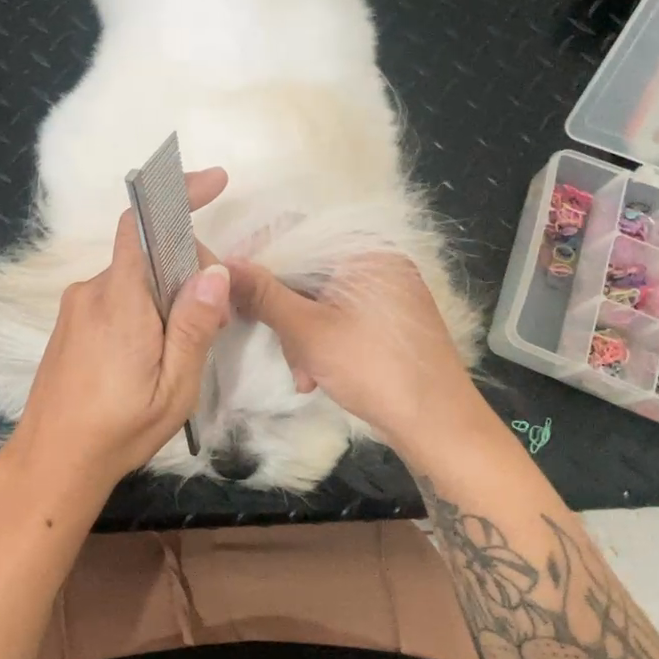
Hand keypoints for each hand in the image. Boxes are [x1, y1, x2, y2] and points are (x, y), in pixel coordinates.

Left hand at [5, 169, 233, 490]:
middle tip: (216, 318)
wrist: (53, 458)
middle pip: (148, 252)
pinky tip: (156, 347)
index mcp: (120, 301)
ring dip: (168, 291)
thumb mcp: (173, 387)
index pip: (142, 224)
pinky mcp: (72, 321)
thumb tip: (214, 273)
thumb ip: (193, 327)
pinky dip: (145, 304)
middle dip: (189, 266)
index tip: (214, 182)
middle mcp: (93, 291)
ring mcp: (77, 306)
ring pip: (134, 276)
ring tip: (187, 342)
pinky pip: (117, 294)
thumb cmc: (117, 429)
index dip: (176, 194)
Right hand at [225, 252, 479, 446]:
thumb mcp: (307, 330)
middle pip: (305, 271)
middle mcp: (378, 262)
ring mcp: (386, 293)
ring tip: (302, 372)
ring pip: (318, 299)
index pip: (296, 233)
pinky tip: (314, 375)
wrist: (438, 425)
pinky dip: (320, 342)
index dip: (257, 256)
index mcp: (365, 250)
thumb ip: (261, 294)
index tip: (227, 285)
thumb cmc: (373, 367)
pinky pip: (338, 317)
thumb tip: (220, 266)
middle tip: (269, 341)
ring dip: (298, 335)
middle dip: (281, 310)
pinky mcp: (388, 321)